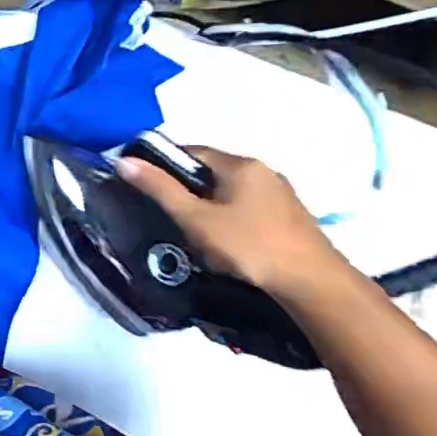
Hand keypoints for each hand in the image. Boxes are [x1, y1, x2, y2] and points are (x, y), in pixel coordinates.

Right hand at [116, 146, 356, 301]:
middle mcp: (263, 170)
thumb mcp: (195, 218)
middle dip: (186, 188)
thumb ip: (159, 188)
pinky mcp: (288, 213)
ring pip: (228, 188)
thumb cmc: (249, 245)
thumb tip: (123, 161)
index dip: (163, 164)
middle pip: (210, 170)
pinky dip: (227, 213)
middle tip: (169, 213)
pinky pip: (245, 203)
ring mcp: (279, 192)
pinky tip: (224, 238)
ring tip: (192, 229)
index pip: (190, 151)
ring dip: (207, 203)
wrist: (313, 284)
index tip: (147, 187)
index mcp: (240, 164)